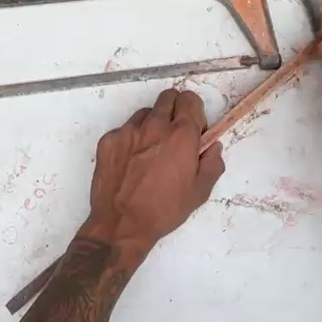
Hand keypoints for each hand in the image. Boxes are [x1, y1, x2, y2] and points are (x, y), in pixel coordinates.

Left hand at [83, 88, 226, 257]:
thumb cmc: (165, 210)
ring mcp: (128, 131)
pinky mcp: (108, 140)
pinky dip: (132, 140)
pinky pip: (125, 130)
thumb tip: (213, 146)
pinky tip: (131, 163)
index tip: (194, 131)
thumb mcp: (200, 192)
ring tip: (151, 152)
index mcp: (181, 135)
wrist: (122, 224)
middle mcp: (154, 126)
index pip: (190, 99)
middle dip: (175, 110)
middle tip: (174, 136)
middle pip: (168, 97)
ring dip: (153, 125)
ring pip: (146, 113)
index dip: (195, 113)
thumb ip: (212, 163)